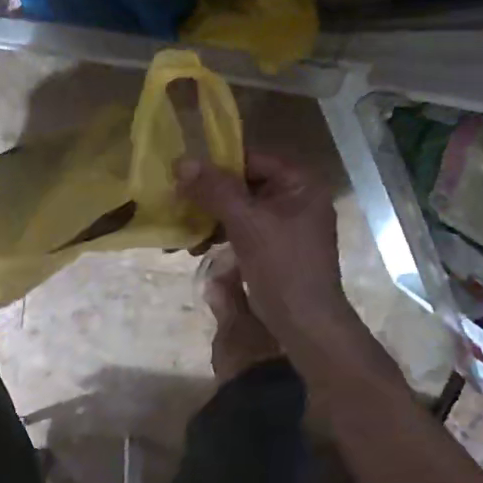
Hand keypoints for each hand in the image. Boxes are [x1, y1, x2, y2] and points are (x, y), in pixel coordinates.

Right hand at [176, 150, 367, 358]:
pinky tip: (196, 248)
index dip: (217, 166)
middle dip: (209, 197)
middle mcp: (296, 199)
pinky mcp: (275, 248)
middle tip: (178, 204)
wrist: (304, 323)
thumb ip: (215, 190)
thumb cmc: (282, 266)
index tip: (184, 176)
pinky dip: (220, 236)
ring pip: (239, 210)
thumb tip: (181, 161)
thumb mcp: (246, 224)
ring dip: (210, 219)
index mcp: (300, 184)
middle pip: (244, 185)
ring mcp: (286, 225)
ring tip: (184, 232)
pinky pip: (243, 231)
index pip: (252, 160)